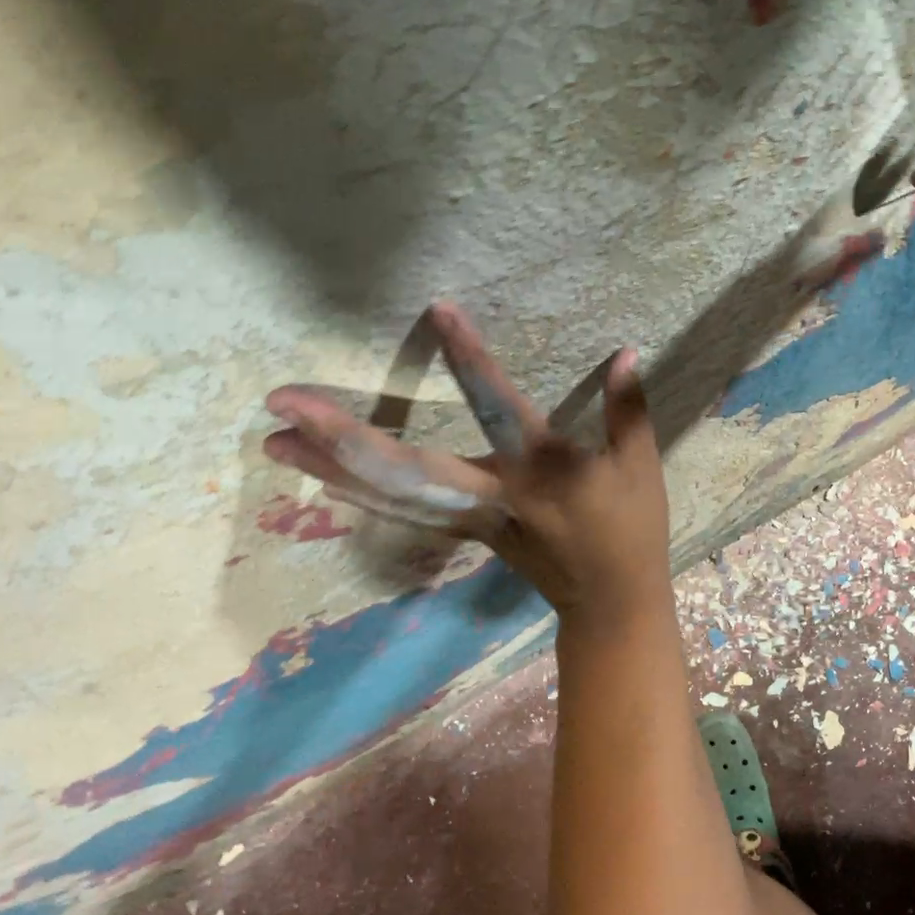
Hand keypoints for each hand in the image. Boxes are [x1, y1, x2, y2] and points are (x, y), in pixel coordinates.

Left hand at [263, 303, 670, 617]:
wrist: (610, 603)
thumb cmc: (632, 530)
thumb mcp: (641, 466)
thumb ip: (628, 409)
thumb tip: (625, 354)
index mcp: (544, 472)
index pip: (499, 408)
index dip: (470, 360)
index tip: (440, 311)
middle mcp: (495, 495)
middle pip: (408, 468)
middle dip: (344, 436)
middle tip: (282, 402)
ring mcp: (474, 521)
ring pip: (394, 496)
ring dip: (331, 469)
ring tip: (273, 441)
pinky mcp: (468, 534)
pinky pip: (407, 515)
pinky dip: (363, 495)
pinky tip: (324, 479)